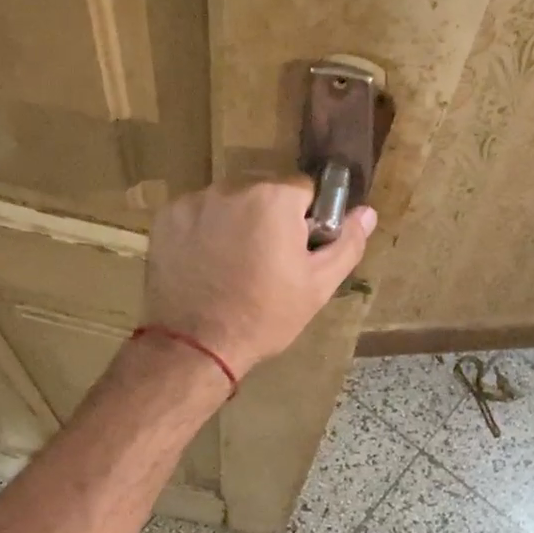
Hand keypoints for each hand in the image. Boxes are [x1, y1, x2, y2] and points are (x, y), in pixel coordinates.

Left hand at [142, 180, 375, 379]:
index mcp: (274, 198)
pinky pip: (198, 214)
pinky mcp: (167, 218)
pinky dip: (204, 231)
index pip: (303, 190)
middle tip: (264, 264)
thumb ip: (345, 244)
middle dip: (269, 218)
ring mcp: (195, 201)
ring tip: (232, 267)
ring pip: (229, 202)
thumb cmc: (264, 317)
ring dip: (236, 223)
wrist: (196, 345)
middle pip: (264, 192)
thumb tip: (366, 213)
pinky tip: (206, 264)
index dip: (304, 221)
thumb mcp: (316, 287)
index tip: (295, 253)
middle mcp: (232, 187)